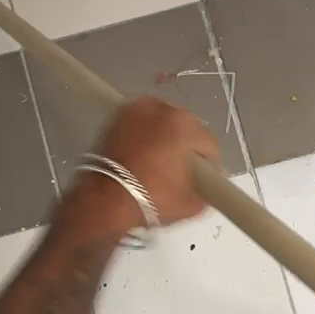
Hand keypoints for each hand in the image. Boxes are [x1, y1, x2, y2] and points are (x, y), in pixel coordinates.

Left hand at [90, 97, 219, 224]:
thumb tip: (206, 190)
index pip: (209, 144)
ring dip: (165, 140)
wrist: (104, 201)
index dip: (210, 166)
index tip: (204, 182)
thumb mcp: (190, 205)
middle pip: (185, 129)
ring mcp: (136, 110)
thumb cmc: (149, 200)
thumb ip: (206, 194)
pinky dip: (144, 138)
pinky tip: (142, 158)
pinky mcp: (116, 118)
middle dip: (186, 149)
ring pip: (162, 125)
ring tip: (159, 165)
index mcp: (184, 125)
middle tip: (181, 173)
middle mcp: (161, 109)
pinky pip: (140, 127)